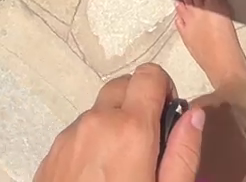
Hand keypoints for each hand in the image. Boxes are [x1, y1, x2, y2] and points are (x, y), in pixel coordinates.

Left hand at [34, 63, 204, 181]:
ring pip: (99, 110)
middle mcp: (96, 121)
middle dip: (140, 103)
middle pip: (123, 86)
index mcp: (130, 129)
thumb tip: (195, 115)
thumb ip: (183, 155)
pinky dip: (93, 142)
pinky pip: (79, 133)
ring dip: (115, 124)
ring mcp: (69, 137)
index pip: (149, 74)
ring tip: (123, 170)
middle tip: (151, 144)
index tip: (169, 118)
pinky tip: (99, 181)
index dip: (164, 89)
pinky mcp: (50, 155)